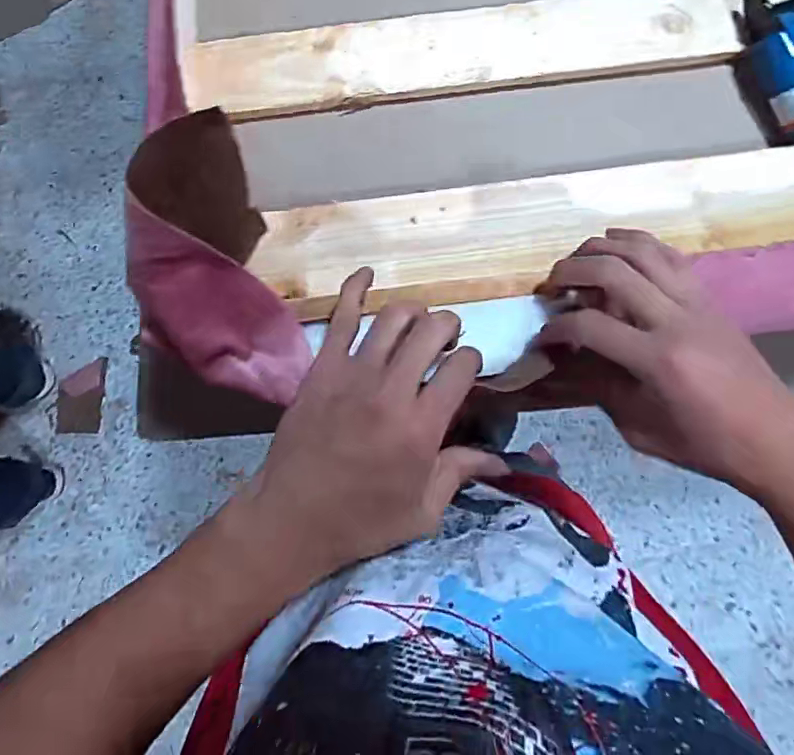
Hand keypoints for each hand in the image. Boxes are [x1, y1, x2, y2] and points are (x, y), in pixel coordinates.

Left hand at [231, 269, 507, 578]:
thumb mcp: (422, 511)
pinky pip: (342, 317)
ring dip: (415, 312)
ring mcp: (353, 374)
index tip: (466, 368)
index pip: (461, 367)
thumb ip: (460, 474)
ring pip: (394, 318)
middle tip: (447, 340)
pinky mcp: (323, 367)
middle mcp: (391, 391)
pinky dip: (355, 289)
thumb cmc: (361, 521)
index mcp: (422, 427)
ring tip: (418, 322)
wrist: (292, 518)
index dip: (471, 360)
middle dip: (449, 327)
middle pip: (432, 332)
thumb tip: (500, 460)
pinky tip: (367, 273)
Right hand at [536, 229, 793, 498]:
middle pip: (611, 271)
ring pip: (641, 251)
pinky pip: (669, 256)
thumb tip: (567, 357)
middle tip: (551, 288)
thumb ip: (600, 387)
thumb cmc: (706, 445)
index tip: (543, 338)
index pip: (589, 325)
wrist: (778, 442)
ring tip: (578, 260)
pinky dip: (638, 243)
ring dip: (600, 248)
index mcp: (659, 360)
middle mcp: (677, 320)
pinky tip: (617, 247)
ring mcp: (697, 303)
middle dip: (570, 271)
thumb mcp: (641, 428)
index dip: (556, 328)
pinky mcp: (709, 298)